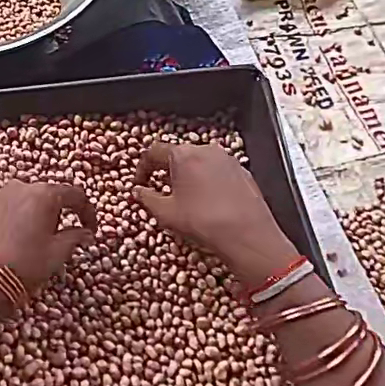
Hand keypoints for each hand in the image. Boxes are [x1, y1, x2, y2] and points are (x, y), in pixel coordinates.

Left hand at [0, 181, 97, 291]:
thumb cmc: (21, 265)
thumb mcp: (56, 254)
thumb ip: (75, 238)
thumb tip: (84, 233)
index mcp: (44, 194)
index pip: (75, 195)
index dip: (87, 212)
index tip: (90, 228)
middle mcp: (19, 187)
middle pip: (47, 195)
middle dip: (58, 213)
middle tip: (62, 236)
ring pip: (23, 200)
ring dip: (34, 215)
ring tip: (34, 240)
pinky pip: (4, 208)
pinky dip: (13, 219)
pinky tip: (12, 240)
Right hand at [133, 143, 297, 284]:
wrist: (247, 235)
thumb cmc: (202, 221)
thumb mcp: (165, 213)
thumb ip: (146, 198)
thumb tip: (137, 191)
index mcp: (183, 155)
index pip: (153, 152)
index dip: (142, 168)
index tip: (140, 183)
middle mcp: (206, 150)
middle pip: (178, 154)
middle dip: (166, 171)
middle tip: (161, 190)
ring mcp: (227, 159)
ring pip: (199, 161)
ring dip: (187, 175)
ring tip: (184, 198)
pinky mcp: (243, 172)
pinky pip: (217, 171)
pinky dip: (207, 181)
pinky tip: (207, 202)